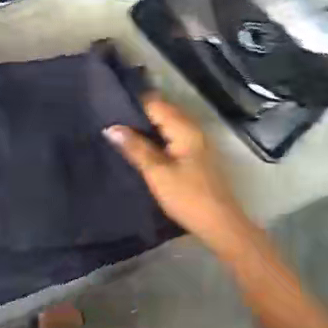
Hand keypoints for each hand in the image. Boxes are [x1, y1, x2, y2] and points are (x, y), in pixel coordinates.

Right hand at [105, 96, 253, 247]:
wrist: (219, 224)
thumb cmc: (188, 197)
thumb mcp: (157, 173)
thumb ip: (136, 148)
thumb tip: (111, 127)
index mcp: (185, 128)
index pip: (156, 103)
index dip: (133, 103)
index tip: (108, 108)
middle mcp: (193, 129)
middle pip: (162, 111)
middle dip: (138, 115)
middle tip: (109, 121)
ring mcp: (196, 142)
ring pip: (167, 125)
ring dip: (146, 127)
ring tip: (118, 133)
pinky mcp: (195, 156)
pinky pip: (171, 137)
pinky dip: (156, 138)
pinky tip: (140, 149)